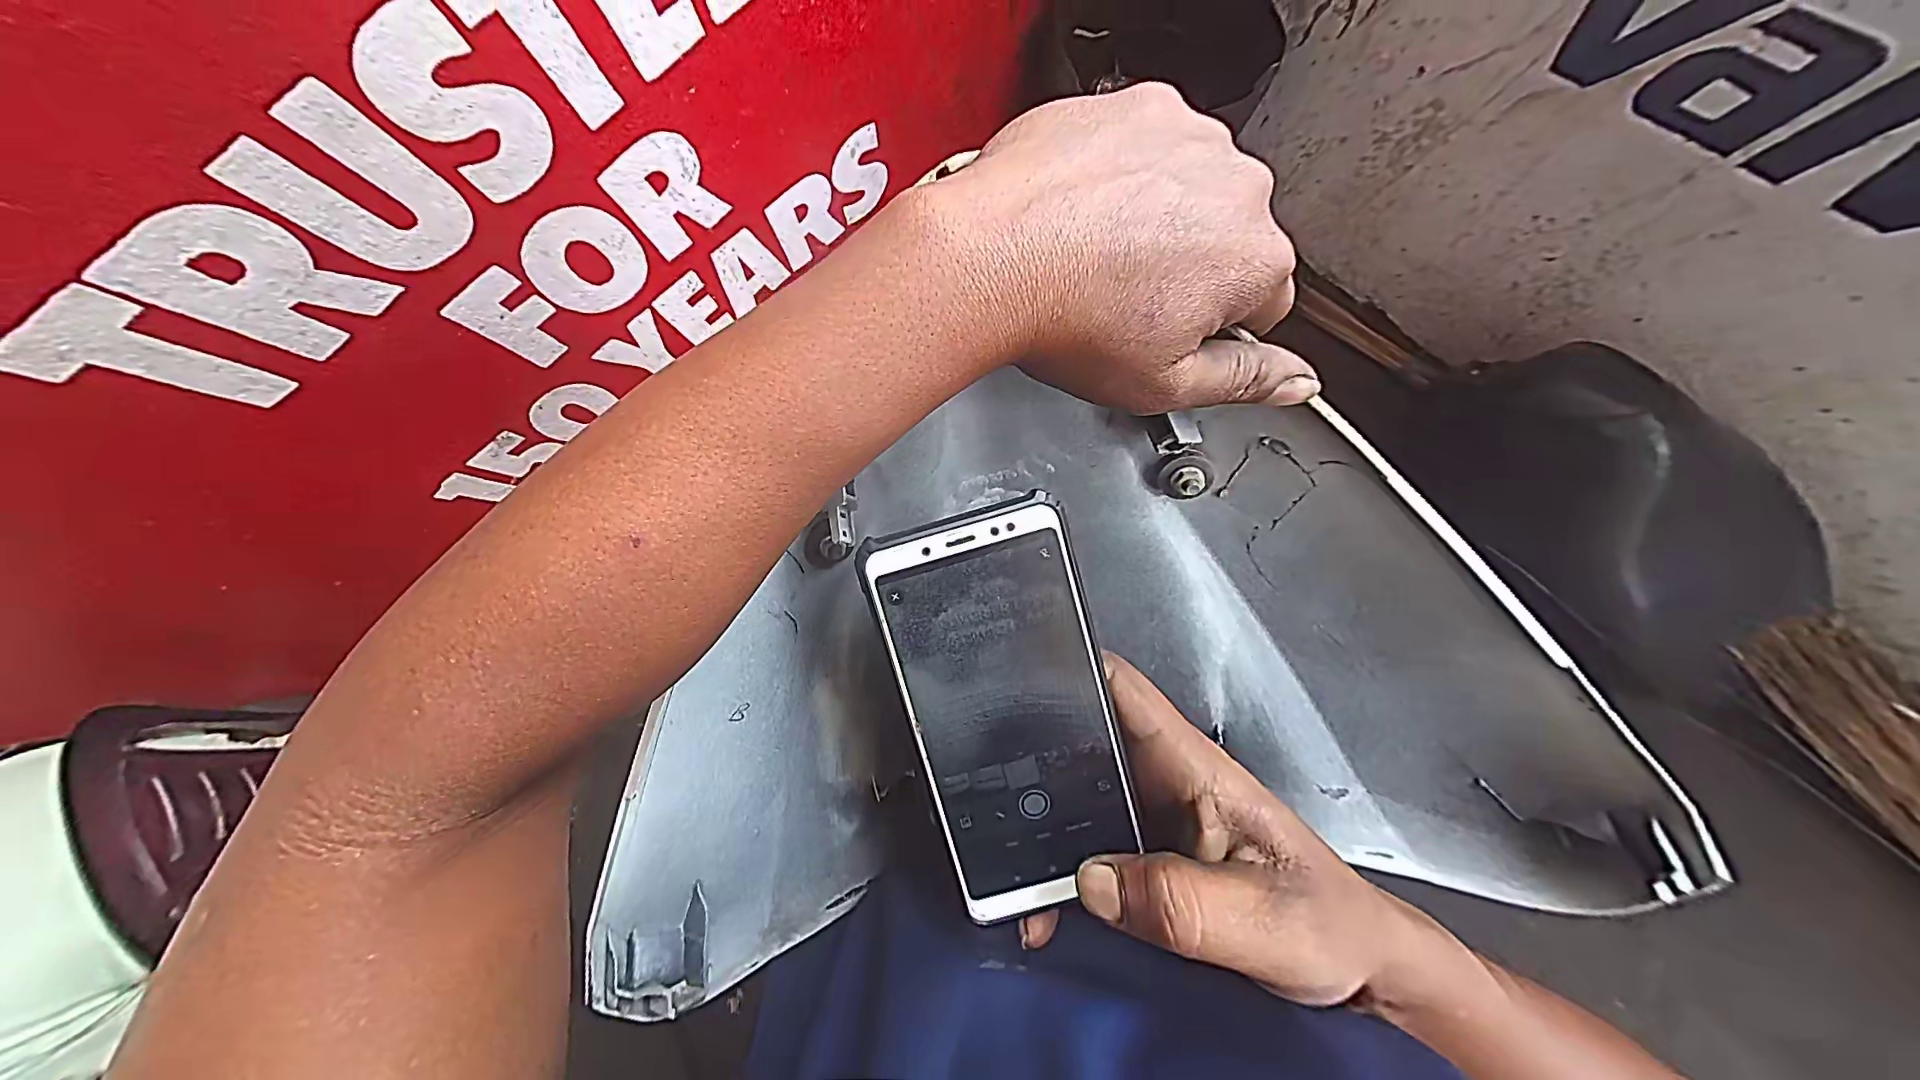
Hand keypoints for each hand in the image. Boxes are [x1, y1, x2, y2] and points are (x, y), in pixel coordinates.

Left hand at [927, 82, 1317, 413]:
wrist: (987, 257)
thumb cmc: (1065, 318)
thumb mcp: (1163, 383)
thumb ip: (1243, 381)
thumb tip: (1296, 382)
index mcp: (1255, 258)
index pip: (1263, 303)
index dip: (1213, 327)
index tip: (1170, 332)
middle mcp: (1234, 184)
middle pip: (1226, 242)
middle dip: (1188, 271)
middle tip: (1123, 301)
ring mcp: (1184, 136)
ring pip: (1188, 192)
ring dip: (1156, 221)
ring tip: (1096, 259)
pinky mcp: (1135, 107)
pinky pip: (1145, 150)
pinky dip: (1120, 180)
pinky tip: (1082, 218)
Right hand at [1021, 654, 1410, 1006]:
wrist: (1355, 967)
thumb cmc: (1331, 924)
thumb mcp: (1263, 920)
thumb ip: (1181, 902)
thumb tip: (1093, 880)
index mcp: (1193, 765)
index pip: (1121, 687)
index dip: (1068, 665)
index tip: (1019, 671)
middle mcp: (1164, 782)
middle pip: (1080, 744)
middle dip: (1031, 760)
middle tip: (994, 798)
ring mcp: (1151, 819)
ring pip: (1075, 803)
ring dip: (1040, 830)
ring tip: (1012, 873)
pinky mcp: (1145, 856)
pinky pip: (1085, 850)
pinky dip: (1056, 873)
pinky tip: (1045, 905)